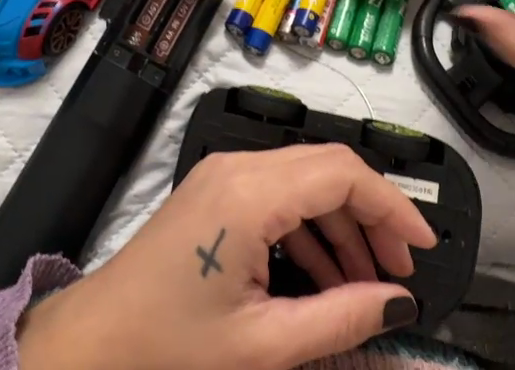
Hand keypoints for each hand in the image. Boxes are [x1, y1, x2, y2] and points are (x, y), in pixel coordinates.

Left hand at [17, 144, 437, 369]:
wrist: (91, 345)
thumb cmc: (166, 346)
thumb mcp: (264, 344)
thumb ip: (341, 319)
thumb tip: (398, 304)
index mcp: (249, 194)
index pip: (343, 174)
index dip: (392, 206)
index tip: (423, 246)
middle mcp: (237, 168)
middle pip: (329, 169)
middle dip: (372, 217)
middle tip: (398, 272)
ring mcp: (223, 175)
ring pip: (307, 181)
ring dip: (342, 227)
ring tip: (364, 287)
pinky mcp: (216, 190)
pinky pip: (280, 194)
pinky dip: (311, 229)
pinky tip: (324, 279)